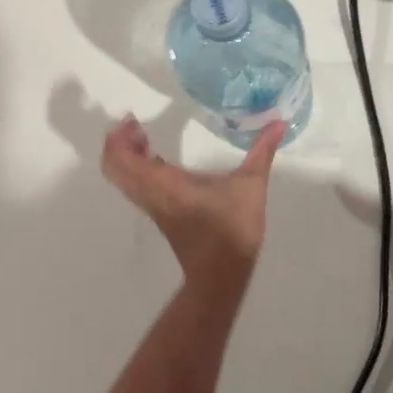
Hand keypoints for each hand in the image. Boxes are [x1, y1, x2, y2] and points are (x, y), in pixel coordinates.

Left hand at [102, 116, 285, 283]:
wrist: (222, 272)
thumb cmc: (232, 228)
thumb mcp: (251, 185)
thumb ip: (262, 151)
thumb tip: (278, 122)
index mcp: (165, 184)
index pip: (122, 158)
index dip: (120, 137)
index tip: (134, 119)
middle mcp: (151, 194)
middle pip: (113, 168)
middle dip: (118, 144)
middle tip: (137, 126)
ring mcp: (153, 207)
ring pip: (123, 179)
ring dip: (127, 157)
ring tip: (145, 138)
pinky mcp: (160, 215)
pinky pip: (136, 187)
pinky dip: (138, 170)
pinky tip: (159, 160)